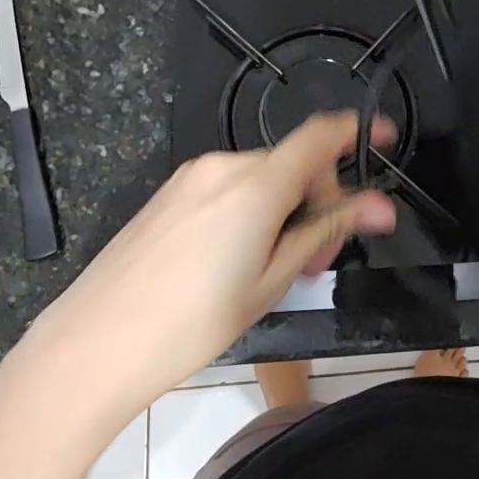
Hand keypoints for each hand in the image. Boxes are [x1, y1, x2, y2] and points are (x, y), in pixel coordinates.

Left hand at [0, 112, 397, 441]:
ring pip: (261, 179)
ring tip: (277, 270)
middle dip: (319, 201)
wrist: (93, 347)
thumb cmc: (193, 323)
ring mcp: (190, 179)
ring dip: (285, 211)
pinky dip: (251, 212)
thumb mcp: (272, 281)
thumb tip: (380, 206)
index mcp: (257, 184)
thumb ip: (326, 231)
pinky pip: (228, 190)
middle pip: (292, 163)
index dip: (358, 131)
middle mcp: (223, 167)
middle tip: (320, 261)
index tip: (385, 138)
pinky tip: (238, 261)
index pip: (321, 135)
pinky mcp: (169, 196)